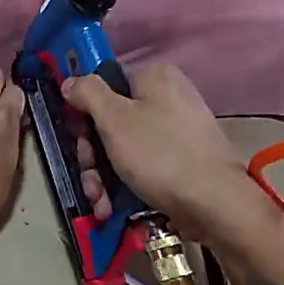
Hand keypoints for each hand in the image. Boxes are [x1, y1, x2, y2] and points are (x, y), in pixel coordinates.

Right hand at [62, 63, 269, 241]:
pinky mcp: (179, 160)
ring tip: (99, 201)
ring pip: (122, 148)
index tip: (76, 138)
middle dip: (92, 155)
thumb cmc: (159, 154)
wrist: (213, 204)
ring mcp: (175, 131)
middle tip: (89, 175)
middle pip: (110, 121)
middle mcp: (166, 98)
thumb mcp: (114, 119)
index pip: (104, 85)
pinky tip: (111, 207)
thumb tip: (71, 82)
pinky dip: (123, 185)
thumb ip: (87, 93)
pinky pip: (141, 165)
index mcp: (153, 77)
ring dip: (102, 176)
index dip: (83, 113)